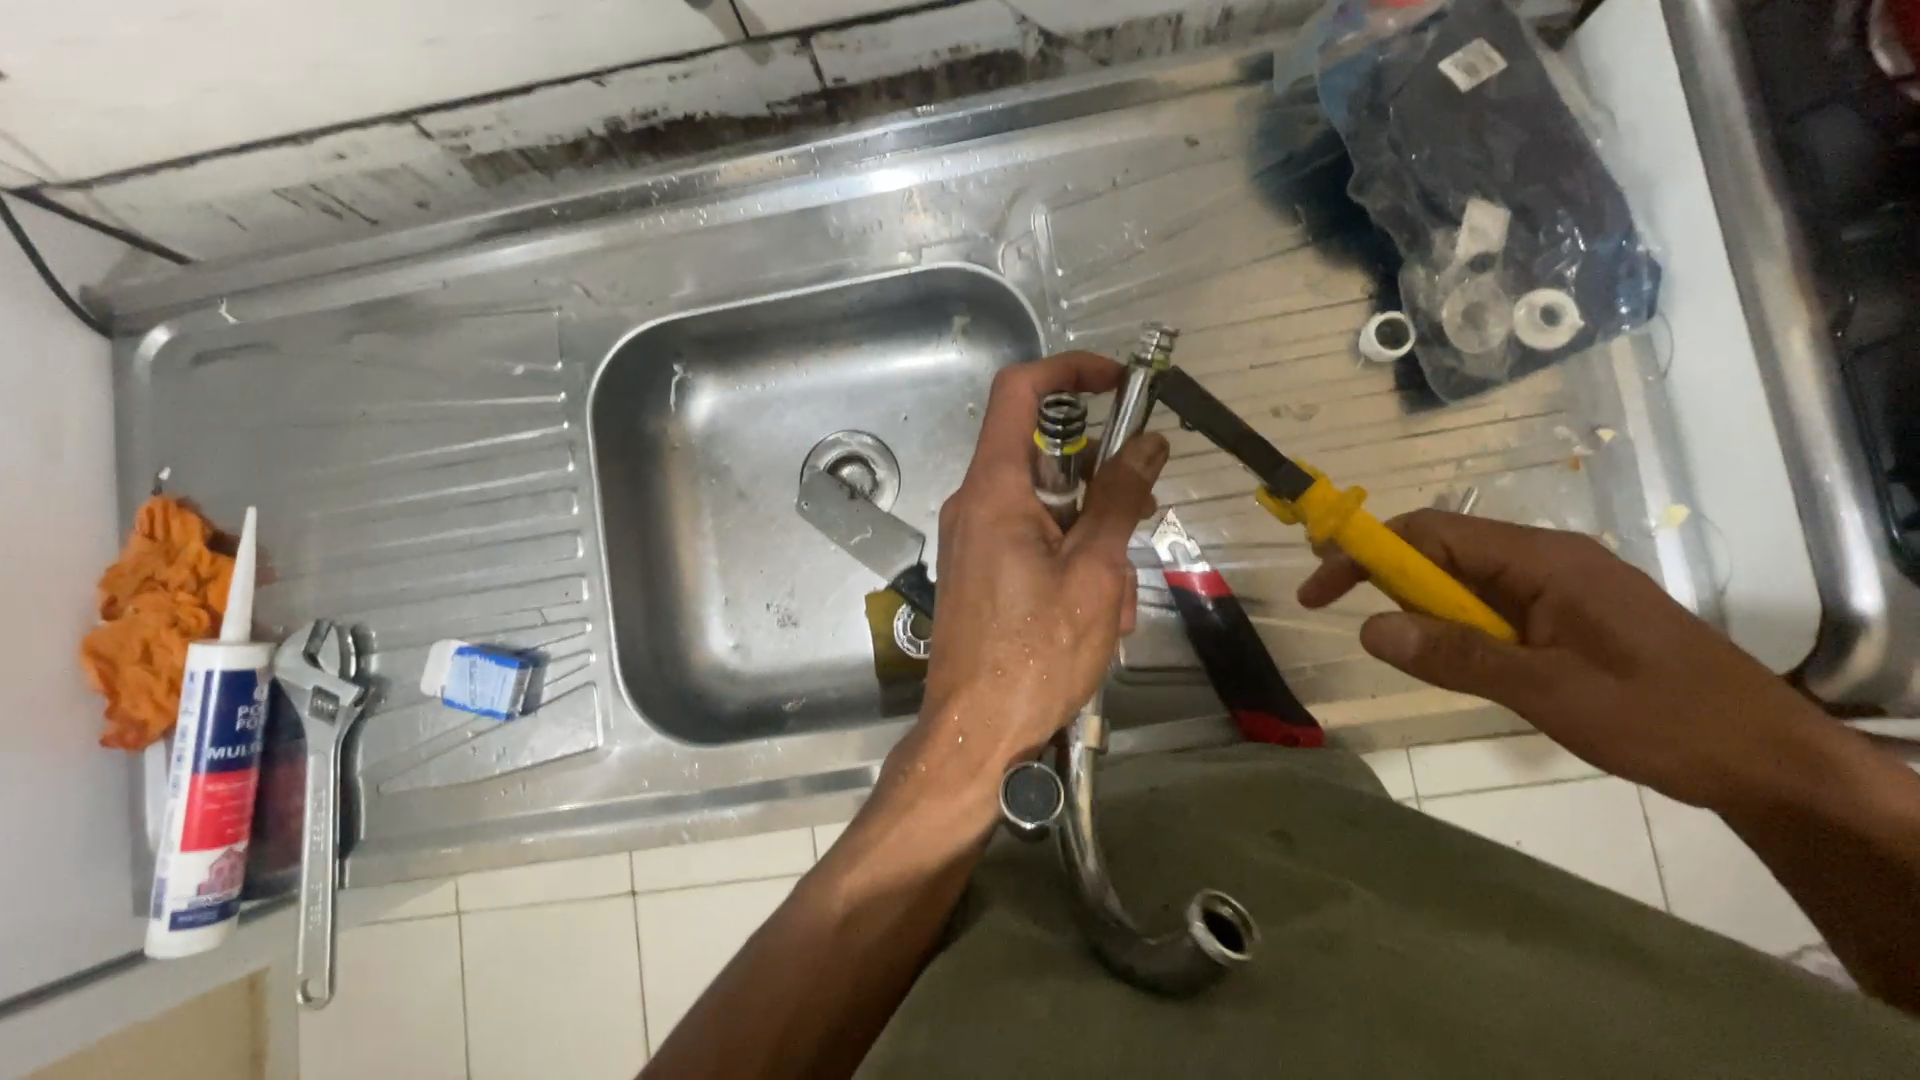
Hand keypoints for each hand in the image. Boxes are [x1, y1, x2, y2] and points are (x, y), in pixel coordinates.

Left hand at [911, 352, 1167, 772]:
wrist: (977, 734)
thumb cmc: (1036, 655)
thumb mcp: (1094, 572)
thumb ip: (1119, 500)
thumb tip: (1149, 443)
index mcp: (993, 490)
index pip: (1020, 391)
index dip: (1070, 370)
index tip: (1120, 383)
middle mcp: (975, 505)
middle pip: (1045, 458)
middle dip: (1102, 485)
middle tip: (1143, 518)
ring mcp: (975, 542)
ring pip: (1049, 510)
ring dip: (1095, 541)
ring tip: (1118, 601)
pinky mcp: (982, 574)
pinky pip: (1034, 546)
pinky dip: (1073, 565)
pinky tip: (1099, 617)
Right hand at [1297, 510, 1836, 813]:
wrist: (1767, 758)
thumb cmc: (1662, 718)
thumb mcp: (1550, 691)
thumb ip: (1457, 656)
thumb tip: (1368, 628)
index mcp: (1544, 560)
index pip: (1431, 533)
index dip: (1364, 552)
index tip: (1317, 586)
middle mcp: (1547, 561)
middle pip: (1442, 549)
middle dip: (1384, 577)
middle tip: (1339, 613)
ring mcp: (1560, 589)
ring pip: (1464, 581)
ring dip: (1420, 608)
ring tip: (1402, 651)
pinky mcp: (1568, 618)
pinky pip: (1491, 608)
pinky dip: (1454, 628)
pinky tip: (1451, 661)